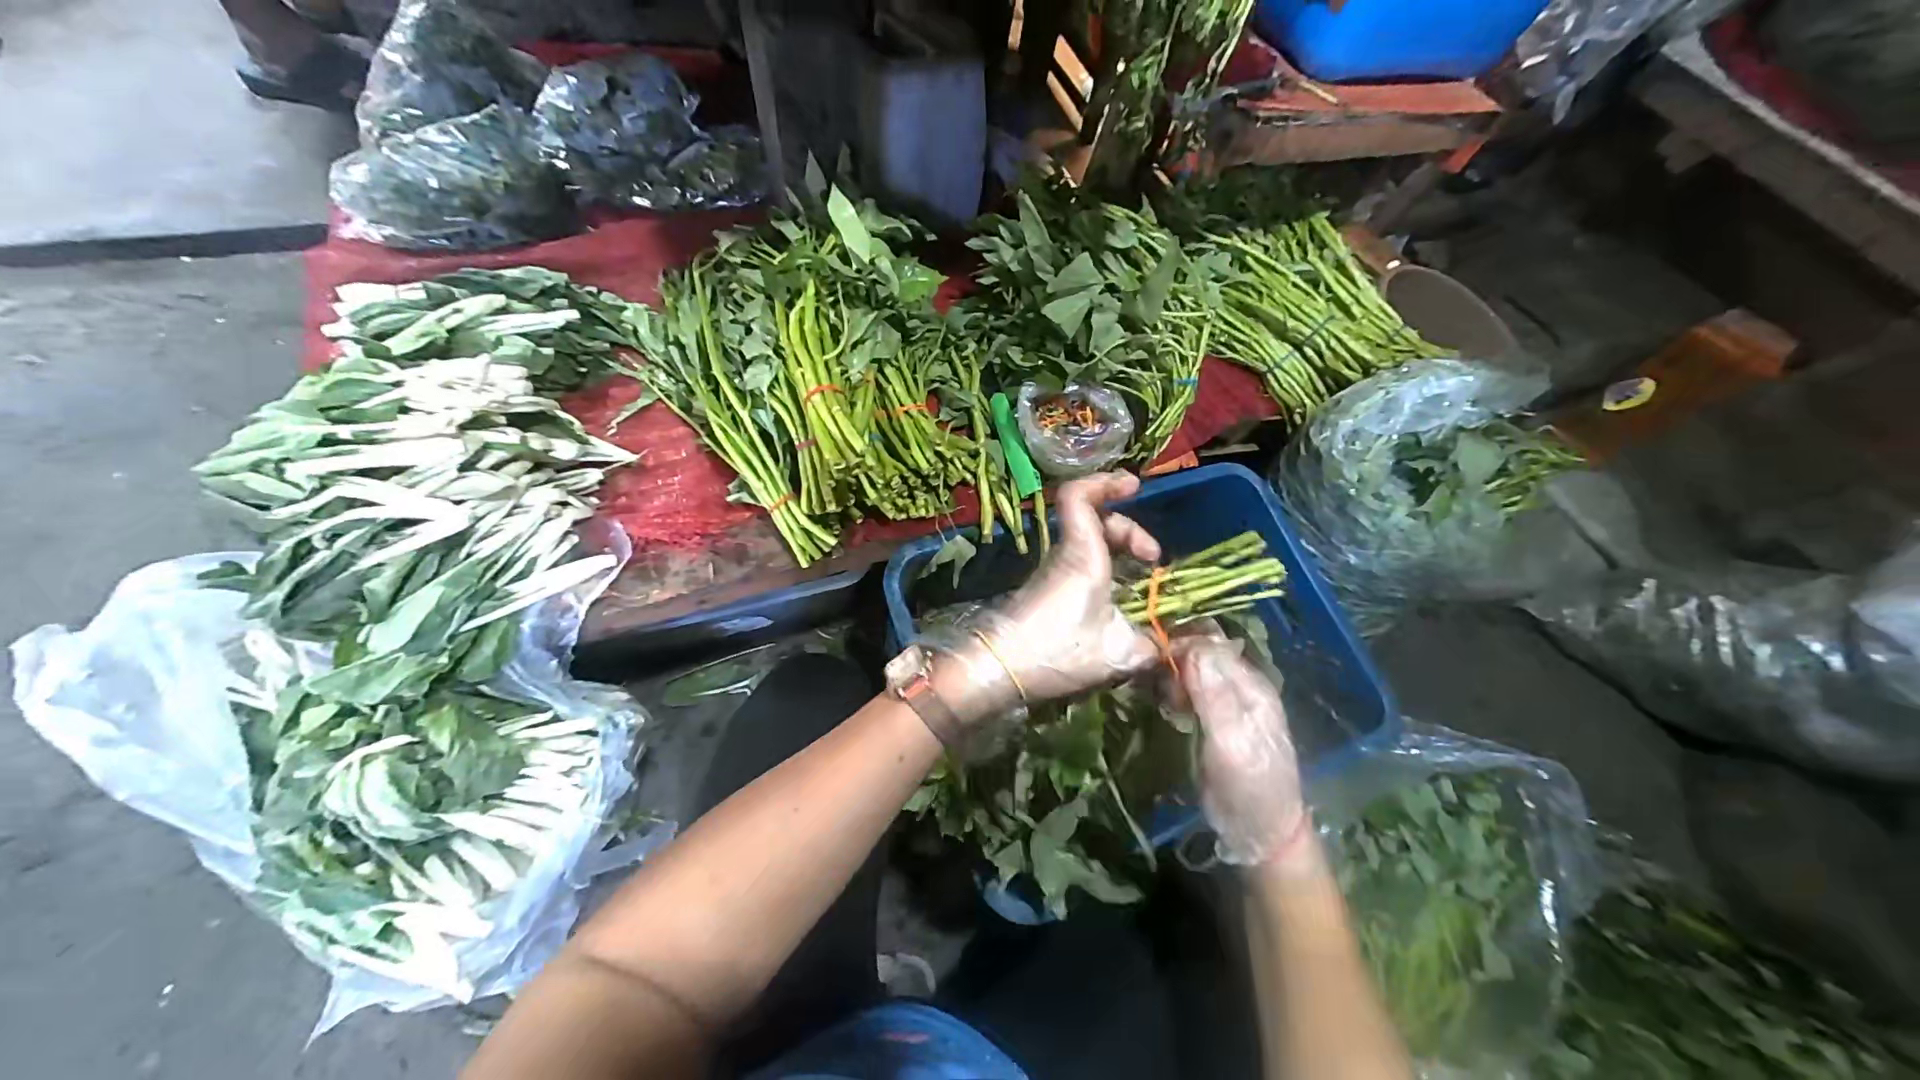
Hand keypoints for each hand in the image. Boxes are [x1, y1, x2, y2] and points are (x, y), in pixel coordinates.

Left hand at [938, 473, 1162, 722]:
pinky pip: (1081, 561)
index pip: (1078, 497)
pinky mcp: (1049, 589)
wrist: (999, 671)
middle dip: (1129, 528)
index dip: (1104, 483)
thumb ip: (1151, 646)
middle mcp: (1066, 555)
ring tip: (1144, 574)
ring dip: (1118, 549)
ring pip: (1088, 542)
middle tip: (1153, 559)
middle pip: (1094, 519)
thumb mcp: (1117, 655)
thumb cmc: (1056, 653)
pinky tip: (1121, 593)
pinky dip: (1105, 565)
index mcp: (1082, 556)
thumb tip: (1168, 645)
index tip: (1133, 487)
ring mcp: (1054, 571)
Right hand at [1170, 629, 1310, 868]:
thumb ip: (1214, 695)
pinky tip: (1167, 709)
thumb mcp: (1232, 742)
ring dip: (1171, 678)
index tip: (1156, 664)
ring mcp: (1225, 703)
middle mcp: (1239, 686)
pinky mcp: (1211, 719)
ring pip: (1191, 671)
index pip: (1212, 646)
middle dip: (1174, 661)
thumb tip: (1193, 647)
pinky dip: (1173, 693)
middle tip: (1160, 688)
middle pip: (1200, 653)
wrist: (1260, 830)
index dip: (1182, 647)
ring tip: (1163, 701)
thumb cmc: (1250, 786)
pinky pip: (1188, 691)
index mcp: (1251, 685)